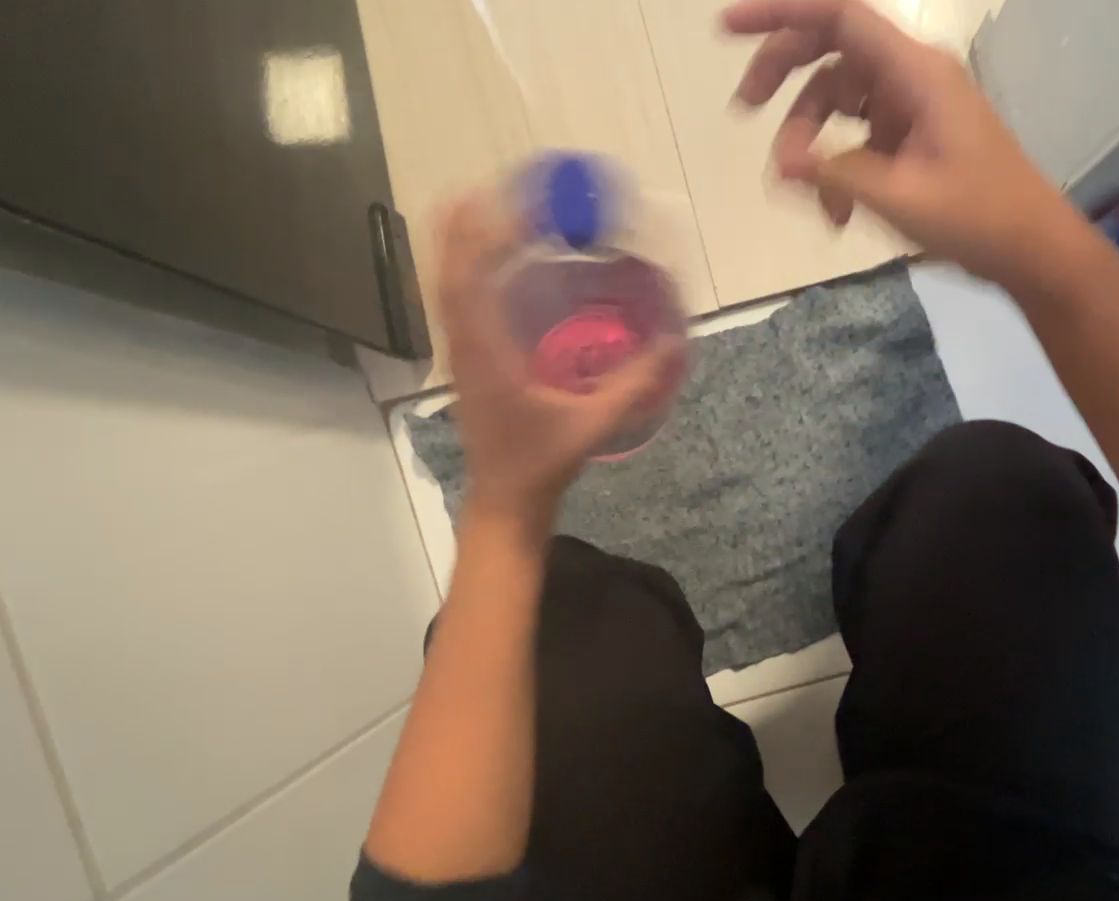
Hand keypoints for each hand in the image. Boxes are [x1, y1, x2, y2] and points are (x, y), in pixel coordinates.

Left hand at [435, 194, 684, 532]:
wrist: (503, 498)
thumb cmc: (541, 463)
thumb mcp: (592, 424)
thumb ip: (633, 386)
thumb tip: (674, 345)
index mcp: (487, 353)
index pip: (472, 277)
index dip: (486, 230)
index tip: (515, 197)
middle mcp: (462, 342)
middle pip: (448, 264)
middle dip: (469, 219)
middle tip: (505, 185)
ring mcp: (455, 349)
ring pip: (444, 279)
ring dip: (462, 238)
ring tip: (494, 204)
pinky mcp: (461, 358)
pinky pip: (453, 297)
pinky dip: (465, 265)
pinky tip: (490, 257)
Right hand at [724, 0, 1081, 286]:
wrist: (1029, 249)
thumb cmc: (977, 218)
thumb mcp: (900, 197)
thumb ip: (836, 173)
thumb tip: (779, 163)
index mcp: (915, 73)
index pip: (838, 17)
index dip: (782, 14)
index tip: (730, 27)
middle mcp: (910, 79)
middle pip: (831, 54)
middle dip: (784, 80)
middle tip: (743, 110)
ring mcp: (911, 110)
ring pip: (839, 105)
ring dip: (811, 145)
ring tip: (803, 194)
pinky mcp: (911, 141)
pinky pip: (859, 141)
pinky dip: (838, 172)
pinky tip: (837, 217)